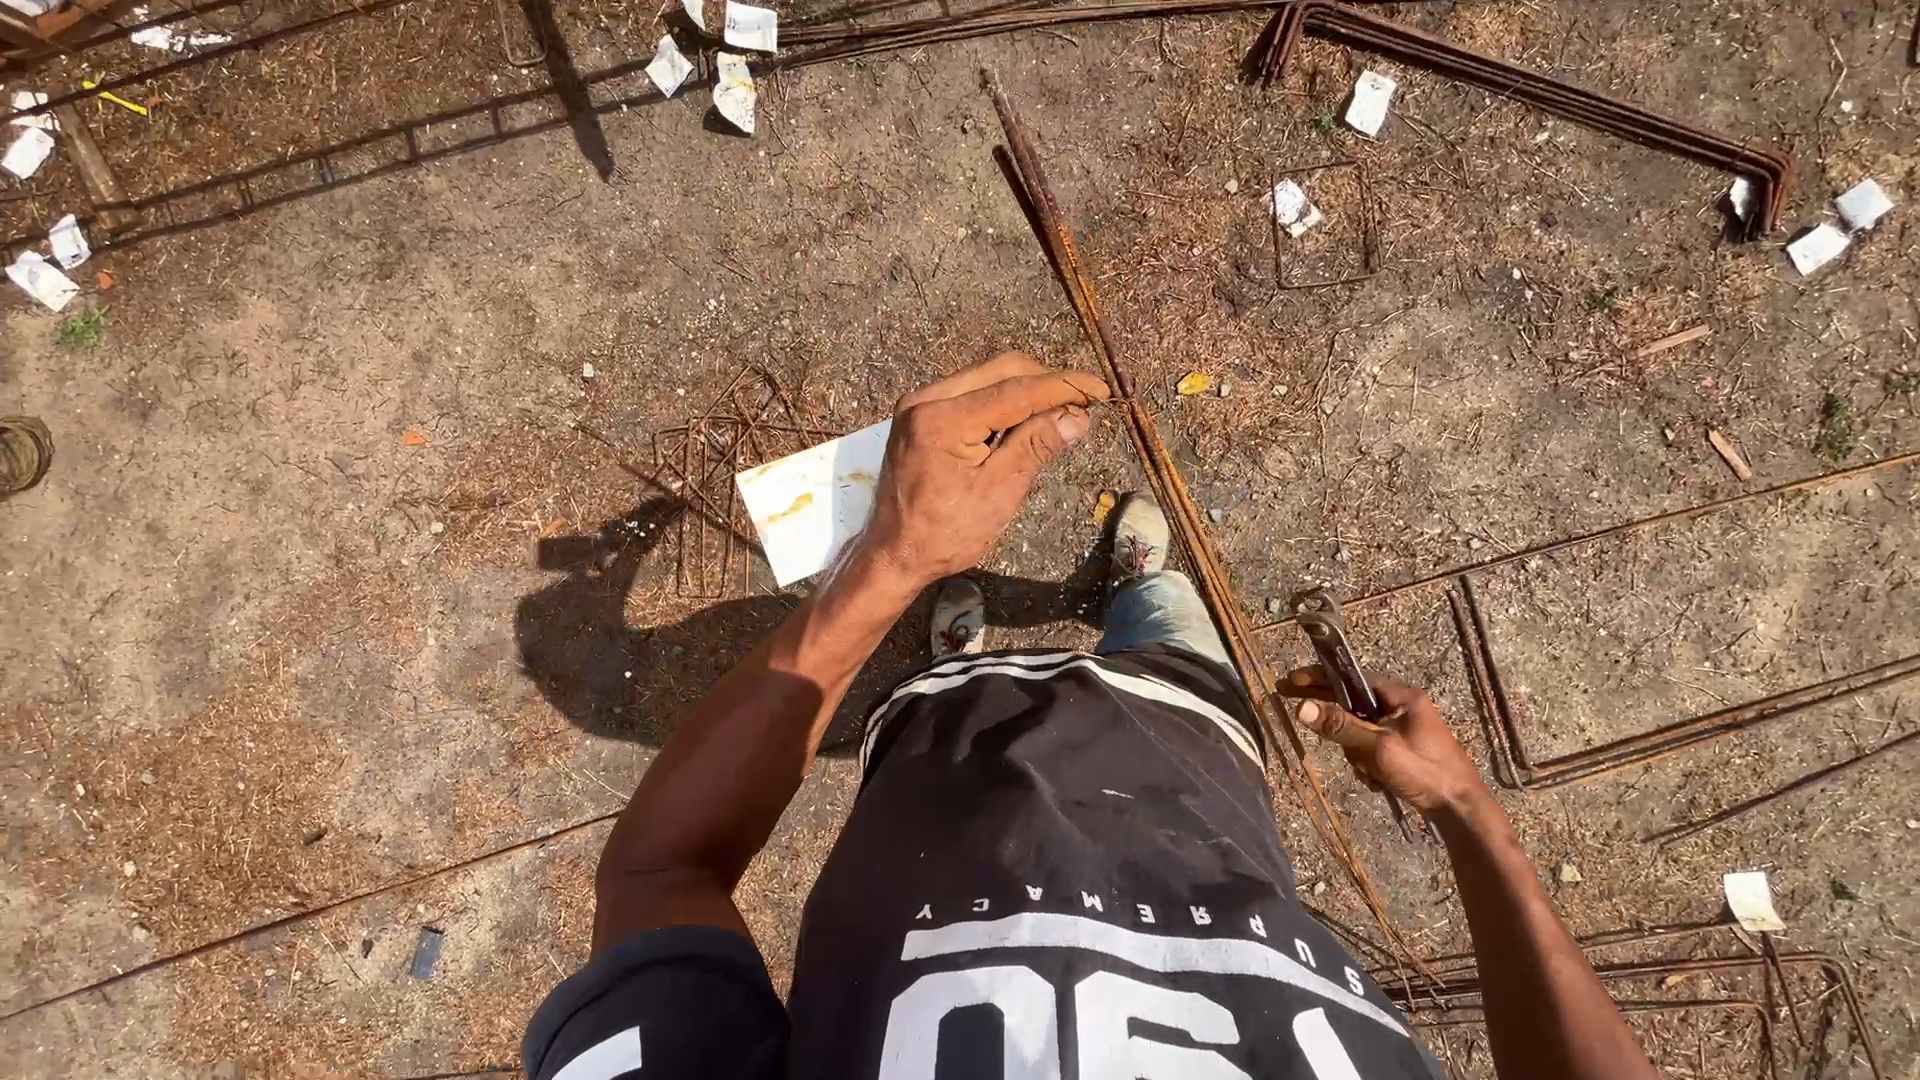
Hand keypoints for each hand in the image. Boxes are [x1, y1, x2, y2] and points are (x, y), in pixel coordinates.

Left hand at [852, 352, 1109, 591]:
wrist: (894, 555)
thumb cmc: (944, 535)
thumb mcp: (998, 493)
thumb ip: (1035, 447)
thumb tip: (1077, 417)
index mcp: (941, 419)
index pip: (1016, 389)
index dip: (1063, 387)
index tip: (1099, 390)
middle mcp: (925, 399)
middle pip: (1001, 371)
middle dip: (1046, 383)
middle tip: (1083, 404)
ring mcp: (919, 404)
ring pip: (986, 378)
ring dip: (1026, 391)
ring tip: (1060, 414)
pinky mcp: (920, 415)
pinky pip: (970, 394)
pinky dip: (1002, 402)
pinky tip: (1025, 421)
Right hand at [1279, 667, 1490, 815]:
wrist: (1461, 811)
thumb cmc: (1425, 772)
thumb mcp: (1378, 748)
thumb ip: (1340, 726)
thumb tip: (1300, 707)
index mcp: (1402, 697)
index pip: (1353, 677)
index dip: (1321, 678)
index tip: (1292, 681)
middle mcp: (1402, 706)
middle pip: (1352, 702)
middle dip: (1334, 718)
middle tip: (1296, 709)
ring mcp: (1402, 728)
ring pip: (1358, 728)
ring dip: (1354, 749)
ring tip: (1366, 770)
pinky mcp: (1402, 748)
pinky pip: (1369, 745)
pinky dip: (1365, 760)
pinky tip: (1374, 779)